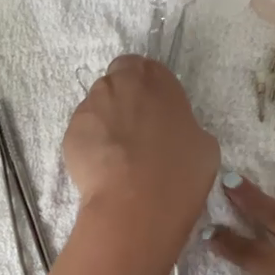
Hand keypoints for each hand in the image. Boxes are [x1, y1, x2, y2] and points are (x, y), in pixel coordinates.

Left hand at [62, 55, 219, 251]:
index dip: (151, 92)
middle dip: (125, 102)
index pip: (147, 70)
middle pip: (118, 83)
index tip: (157, 115)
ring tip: (120, 158)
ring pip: (98, 108)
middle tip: (138, 135)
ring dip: (107, 124)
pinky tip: (106, 170)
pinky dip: (93, 147)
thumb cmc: (179, 174)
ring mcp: (91, 107)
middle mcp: (120, 84)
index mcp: (157, 80)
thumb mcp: (204, 146)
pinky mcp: (70, 133)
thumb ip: (185, 126)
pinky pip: (84, 134)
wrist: (136, 205)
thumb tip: (174, 133)